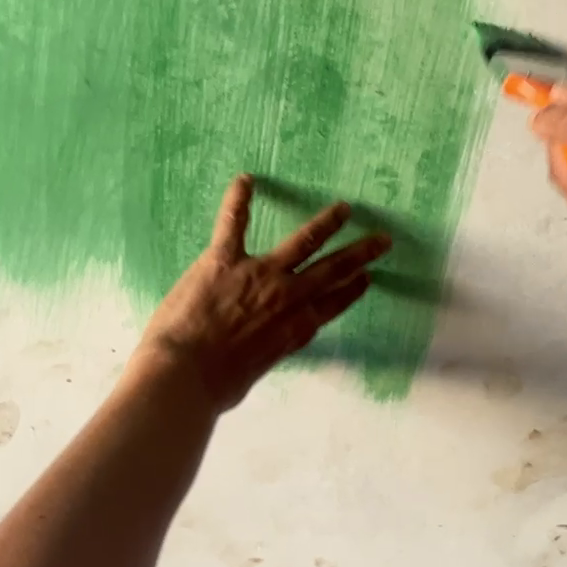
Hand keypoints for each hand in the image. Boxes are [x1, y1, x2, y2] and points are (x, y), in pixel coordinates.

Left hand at [136, 174, 389, 411]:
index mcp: (294, 330)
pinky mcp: (225, 260)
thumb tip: (260, 345)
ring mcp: (260, 274)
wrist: (185, 375)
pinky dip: (239, 199)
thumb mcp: (256, 371)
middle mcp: (288, 298)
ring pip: (304, 242)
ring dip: (326, 223)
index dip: (352, 291)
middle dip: (359, 255)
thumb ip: (265, 351)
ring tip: (344, 209)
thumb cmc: (216, 386)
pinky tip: (246, 180)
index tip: (367, 279)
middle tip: (381, 240)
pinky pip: (234, 222)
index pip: (333, 305)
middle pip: (332, 272)